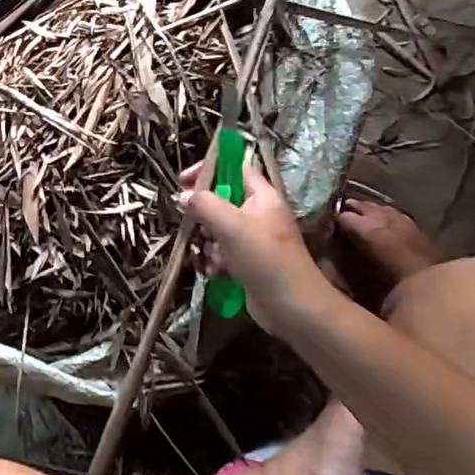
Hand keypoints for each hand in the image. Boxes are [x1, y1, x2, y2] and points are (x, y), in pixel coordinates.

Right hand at [178, 154, 338, 335]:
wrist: (292, 307)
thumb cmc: (264, 258)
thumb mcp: (230, 225)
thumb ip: (204, 204)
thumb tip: (183, 196)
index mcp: (262, 196)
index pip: (234, 167)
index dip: (209, 168)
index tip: (184, 181)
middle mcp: (258, 213)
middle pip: (220, 201)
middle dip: (203, 216)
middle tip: (194, 226)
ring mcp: (253, 239)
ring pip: (216, 230)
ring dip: (207, 244)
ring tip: (213, 258)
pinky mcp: (247, 262)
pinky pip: (221, 252)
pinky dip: (214, 261)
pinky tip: (215, 273)